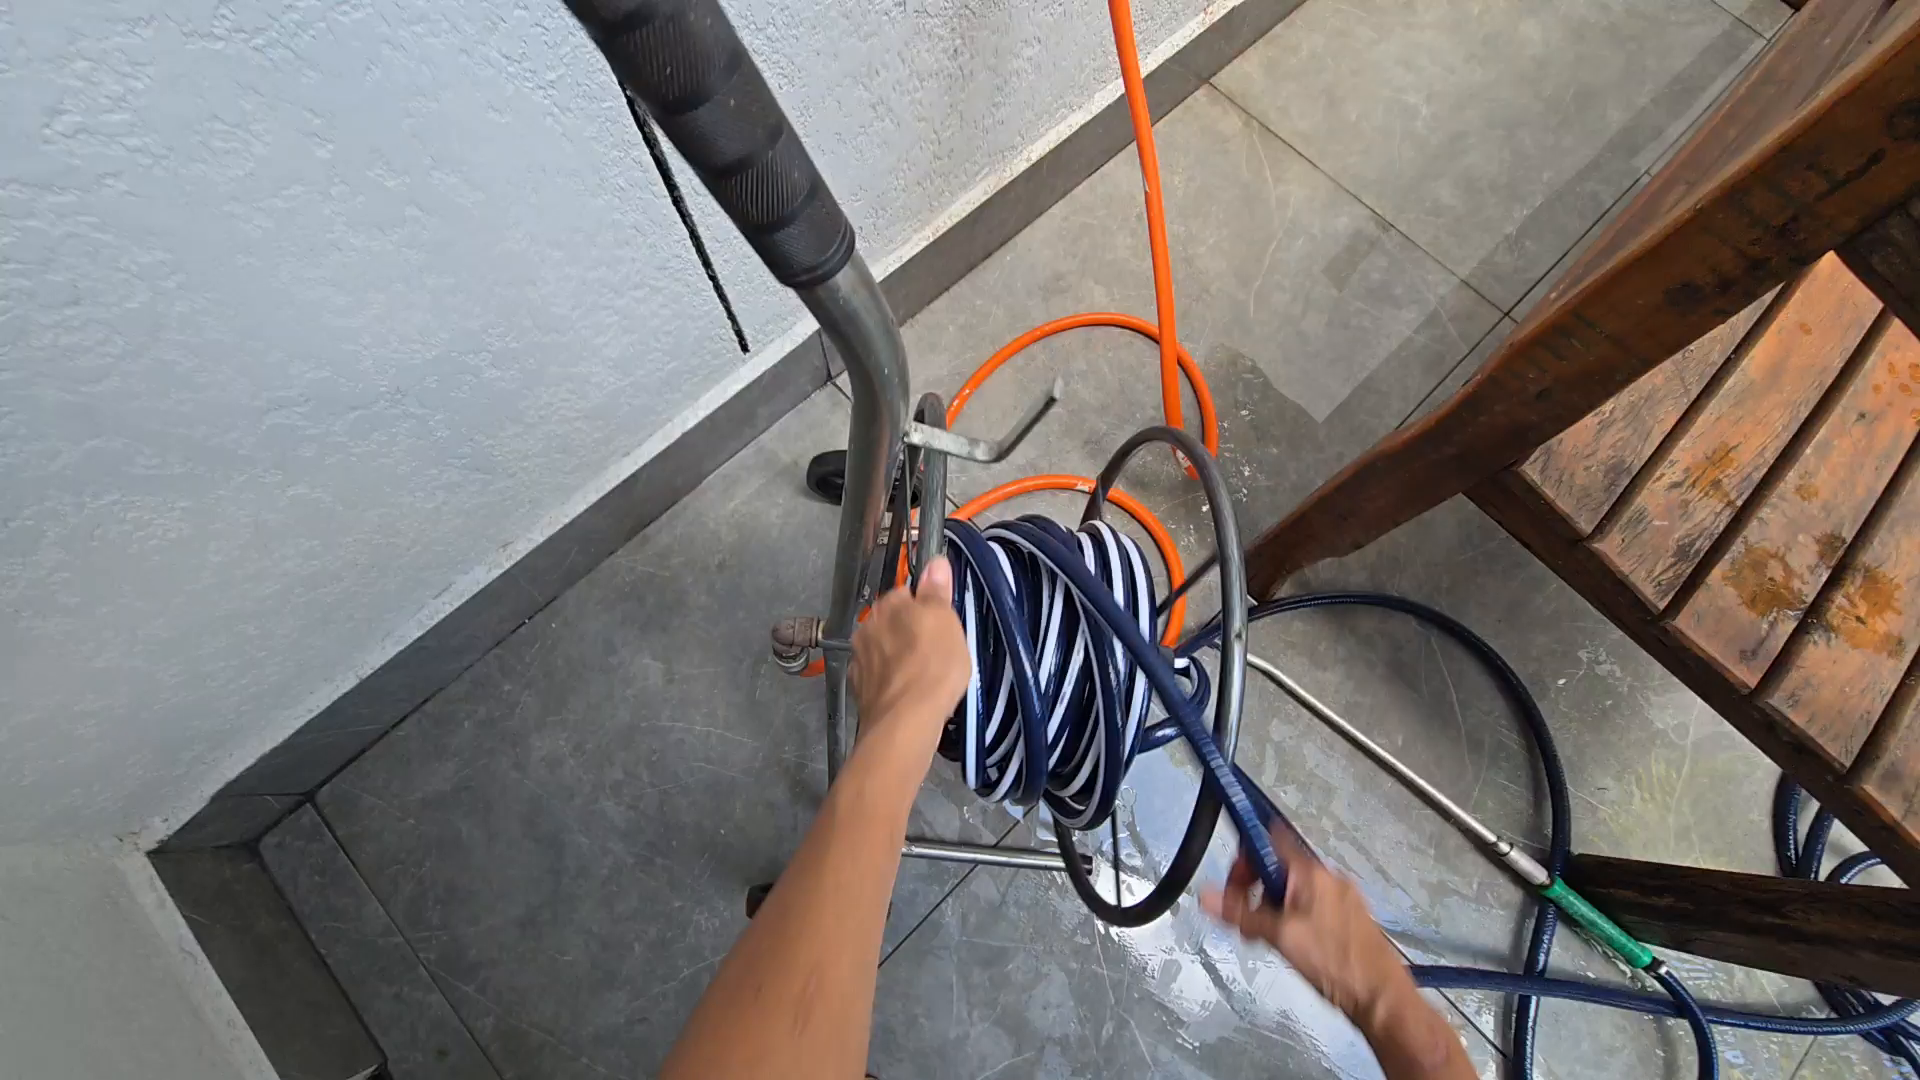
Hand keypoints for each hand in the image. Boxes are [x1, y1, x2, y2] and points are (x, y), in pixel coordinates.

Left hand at [849, 557, 969, 751]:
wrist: (906, 721)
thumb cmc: (932, 666)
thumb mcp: (945, 621)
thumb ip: (937, 591)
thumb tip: (935, 563)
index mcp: (887, 605)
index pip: (906, 592)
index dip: (925, 606)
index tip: (941, 623)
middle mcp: (867, 627)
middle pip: (892, 621)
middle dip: (909, 631)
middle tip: (937, 649)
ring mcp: (860, 660)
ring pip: (884, 649)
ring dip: (897, 656)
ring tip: (923, 675)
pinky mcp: (859, 690)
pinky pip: (878, 676)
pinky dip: (890, 680)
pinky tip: (906, 692)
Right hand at [1201, 826, 1418, 1030]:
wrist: (1383, 1001)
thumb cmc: (1334, 963)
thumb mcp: (1279, 936)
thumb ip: (1240, 913)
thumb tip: (1206, 897)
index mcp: (1310, 871)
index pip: (1269, 838)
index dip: (1246, 853)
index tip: (1235, 880)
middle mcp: (1327, 876)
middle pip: (1278, 867)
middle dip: (1255, 888)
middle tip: (1245, 917)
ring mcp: (1342, 897)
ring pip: (1293, 888)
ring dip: (1272, 906)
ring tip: (1267, 935)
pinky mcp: (1349, 917)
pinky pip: (1311, 904)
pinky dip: (1293, 915)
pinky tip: (1291, 941)